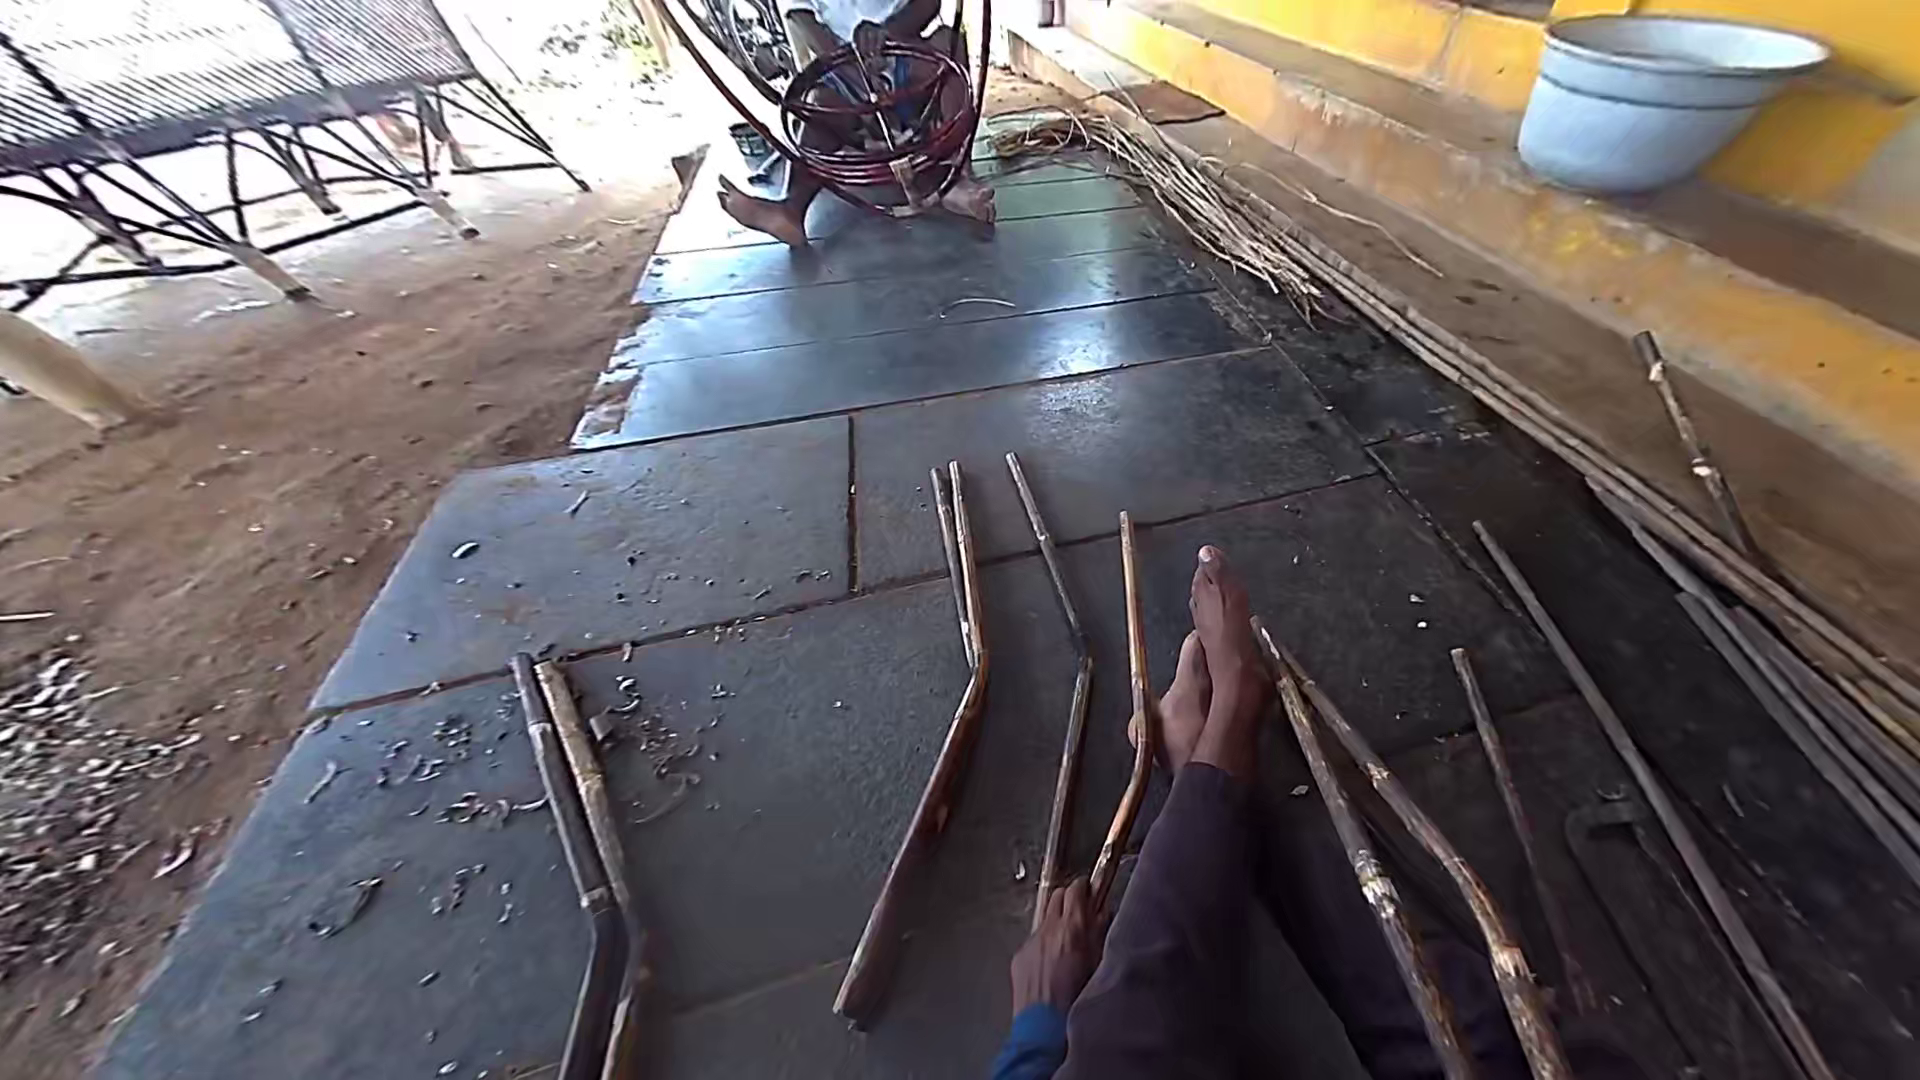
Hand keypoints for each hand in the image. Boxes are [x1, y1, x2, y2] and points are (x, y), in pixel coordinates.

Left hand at [1010, 878, 1097, 1018]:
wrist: (1045, 1032)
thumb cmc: (1078, 1004)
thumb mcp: (1099, 966)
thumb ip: (1100, 934)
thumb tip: (1102, 913)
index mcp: (1072, 929)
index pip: (1076, 889)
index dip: (1084, 888)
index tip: (1089, 891)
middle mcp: (1049, 928)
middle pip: (1058, 895)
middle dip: (1069, 899)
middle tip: (1079, 913)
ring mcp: (1031, 940)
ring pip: (1045, 917)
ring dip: (1056, 922)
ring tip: (1066, 943)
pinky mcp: (1019, 954)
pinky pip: (1034, 939)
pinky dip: (1043, 944)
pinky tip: (1051, 964)